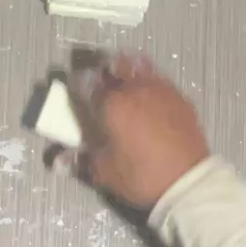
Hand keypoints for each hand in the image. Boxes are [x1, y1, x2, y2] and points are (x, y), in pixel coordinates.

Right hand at [69, 52, 210, 207]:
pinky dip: (149, 83)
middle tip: (102, 85)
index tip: (76, 93)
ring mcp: (161, 89)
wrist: (187, 181)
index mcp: (111, 103)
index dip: (77, 86)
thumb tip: (58, 161)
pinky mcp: (180, 97)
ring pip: (140, 65)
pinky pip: (159, 79)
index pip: (86, 83)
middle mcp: (134, 88)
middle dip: (104, 71)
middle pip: (115, 65)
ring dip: (129, 70)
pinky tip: (150, 99)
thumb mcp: (105, 173)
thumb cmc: (140, 175)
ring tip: (126, 85)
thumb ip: (80, 161)